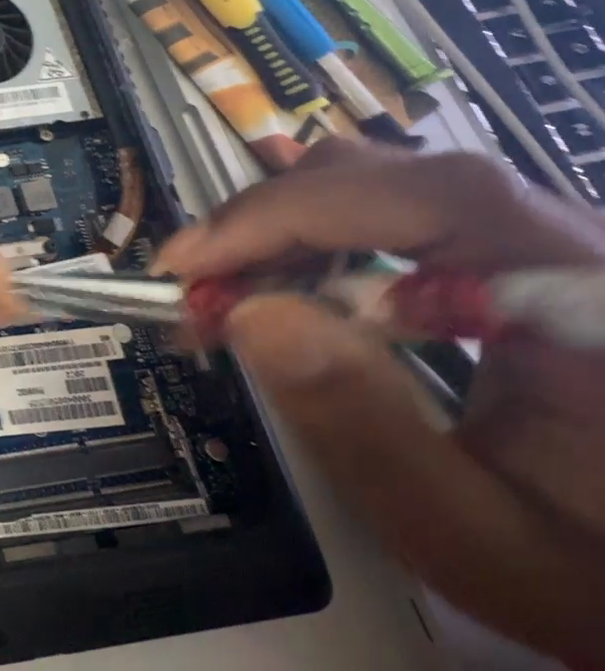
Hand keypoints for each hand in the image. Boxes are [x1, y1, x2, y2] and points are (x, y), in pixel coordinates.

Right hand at [0, 141, 604, 666]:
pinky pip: (404, 221)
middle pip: (399, 178)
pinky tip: (290, 294)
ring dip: (289, 231)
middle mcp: (584, 251)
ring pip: (391, 189)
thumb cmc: (581, 575)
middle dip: (273, 221)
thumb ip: (366, 425)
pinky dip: (324, 246)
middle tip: (195, 287)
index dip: (291, 213)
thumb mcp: (470, 529)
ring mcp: (556, 251)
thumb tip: (247, 314)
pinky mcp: (525, 266)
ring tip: (230, 293)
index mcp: (596, 301)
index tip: (188, 262)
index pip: (432, 199)